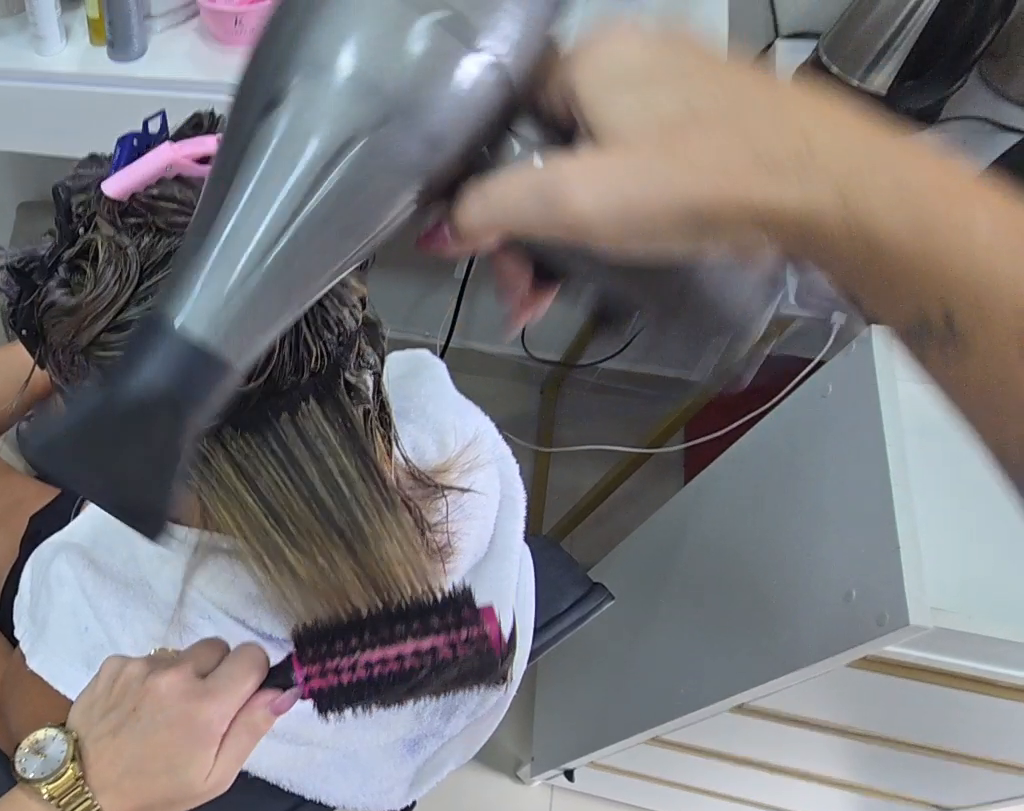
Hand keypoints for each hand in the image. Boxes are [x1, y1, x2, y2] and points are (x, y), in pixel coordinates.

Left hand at [66, 640, 298, 810]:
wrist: (87, 787)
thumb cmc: (158, 789)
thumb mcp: (216, 775)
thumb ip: (252, 727)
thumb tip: (283, 689)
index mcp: (206, 705)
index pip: (251, 655)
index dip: (251, 673)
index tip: (240, 695)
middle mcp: (174, 675)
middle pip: (217, 647)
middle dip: (217, 672)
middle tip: (201, 708)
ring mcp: (140, 665)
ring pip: (181, 653)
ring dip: (181, 675)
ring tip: (163, 712)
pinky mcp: (114, 663)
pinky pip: (147, 659)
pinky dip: (148, 678)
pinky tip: (136, 708)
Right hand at [422, 26, 908, 319]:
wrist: (830, 193)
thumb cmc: (692, 183)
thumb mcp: (569, 201)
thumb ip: (484, 211)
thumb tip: (433, 235)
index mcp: (592, 57)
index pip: (496, 125)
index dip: (474, 193)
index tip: (477, 250)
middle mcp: (625, 62)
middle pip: (531, 158)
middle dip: (515, 235)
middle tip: (519, 293)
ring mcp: (664, 93)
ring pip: (570, 174)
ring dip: (548, 242)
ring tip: (543, 299)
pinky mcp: (694, 126)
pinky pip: (613, 175)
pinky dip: (591, 224)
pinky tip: (585, 270)